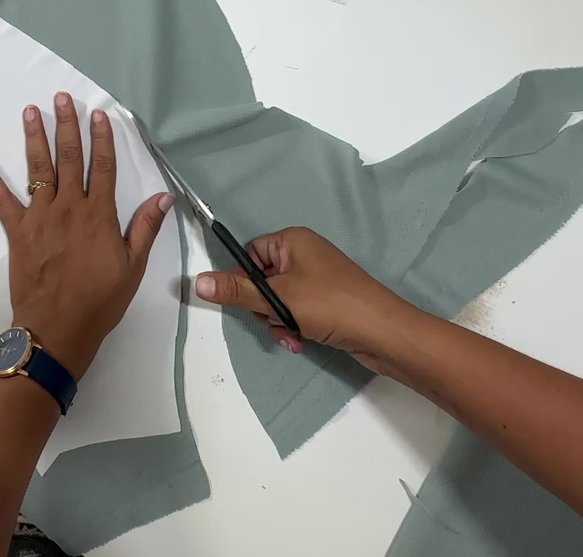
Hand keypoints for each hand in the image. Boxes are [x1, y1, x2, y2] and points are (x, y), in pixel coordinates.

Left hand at [0, 92, 173, 376]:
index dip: (101, 138)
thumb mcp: (132, 267)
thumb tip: (164, 196)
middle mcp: (69, 206)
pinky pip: (2, 200)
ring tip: (30, 111)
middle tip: (61, 97)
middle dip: (66, 125)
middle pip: (69, 157)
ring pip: (38, 167)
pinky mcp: (17, 230)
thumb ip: (145, 228)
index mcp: (98, 214)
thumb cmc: (100, 300)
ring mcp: (40, 215)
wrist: (58, 328)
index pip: (102, 167)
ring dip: (34, 137)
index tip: (98, 114)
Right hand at [194, 226, 427, 375]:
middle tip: (272, 323)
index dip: (243, 280)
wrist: (386, 335)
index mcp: (292, 241)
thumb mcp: (278, 299)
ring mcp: (318, 277)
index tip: (245, 303)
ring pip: (279, 298)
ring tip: (290, 337)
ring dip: (277, 320)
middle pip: (262, 278)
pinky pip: (297, 309)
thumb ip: (236, 292)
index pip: (250, 254)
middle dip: (263, 307)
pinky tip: (299, 342)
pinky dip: (294, 325)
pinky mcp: (328, 300)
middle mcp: (304, 253)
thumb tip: (196, 282)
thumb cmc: (331, 305)